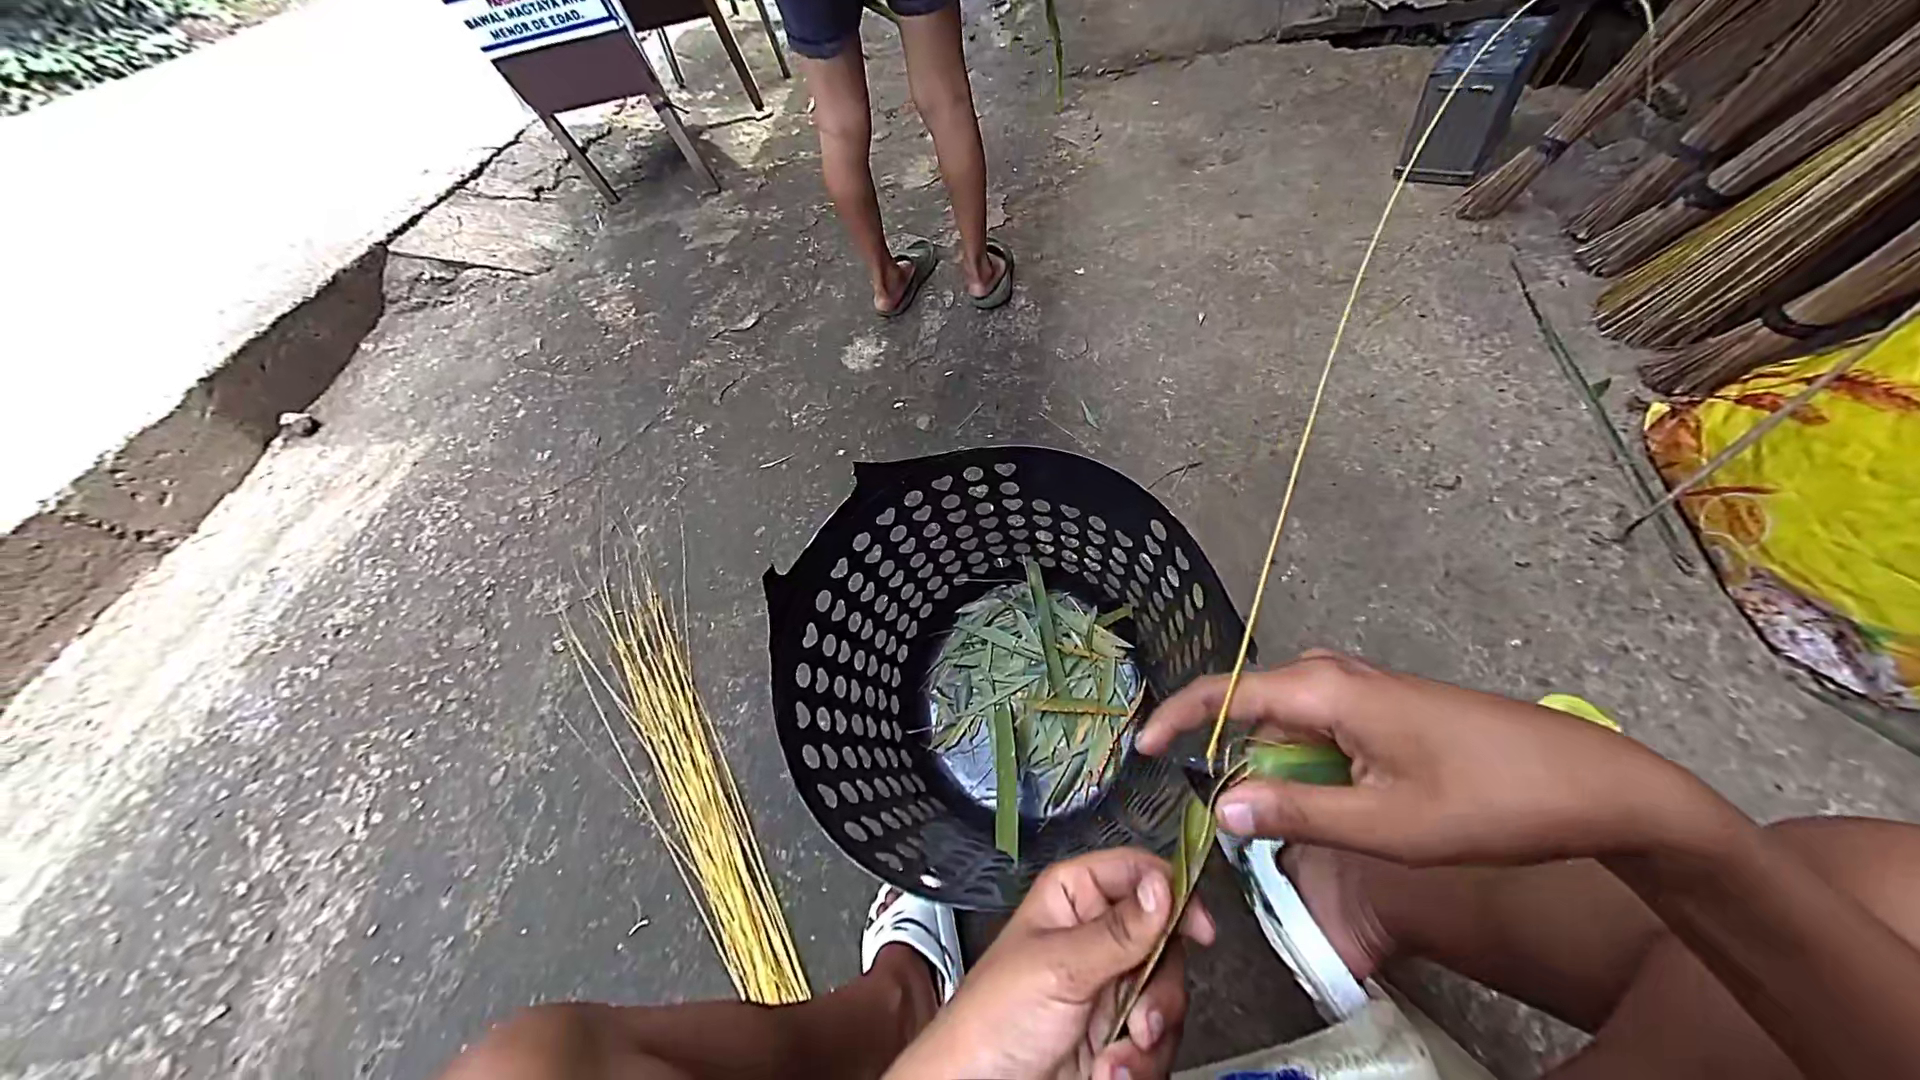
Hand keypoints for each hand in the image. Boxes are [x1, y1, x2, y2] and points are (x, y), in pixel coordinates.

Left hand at [885, 848, 1215, 1079]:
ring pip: (1167, 994)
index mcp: (1074, 896)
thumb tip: (1163, 886)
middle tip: (1142, 1013)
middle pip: (1164, 939)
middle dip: (1160, 986)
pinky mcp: (1117, 1032)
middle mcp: (1096, 934)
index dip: (1172, 892)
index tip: (1198, 925)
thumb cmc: (992, 1017)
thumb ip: (1118, 931)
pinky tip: (1108, 1071)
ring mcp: (1109, 985)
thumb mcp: (1059, 967)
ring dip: (1149, 1034)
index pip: (1136, 873)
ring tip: (1116, 1055)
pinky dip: (1140, 1064)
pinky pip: (1158, 1040)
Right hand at [1137, 651, 1741, 865]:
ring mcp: (1355, 686)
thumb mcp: (1387, 823)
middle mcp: (1329, 675)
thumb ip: (1294, 812)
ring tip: (1271, 811)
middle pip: (1249, 708)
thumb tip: (1221, 808)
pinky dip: (1299, 759)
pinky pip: (1313, 725)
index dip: (1175, 718)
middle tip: (1218, 807)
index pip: (1221, 693)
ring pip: (1282, 720)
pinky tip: (1320, 794)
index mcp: (1323, 690)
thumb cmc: (1492, 800)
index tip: (1143, 748)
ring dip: (1268, 762)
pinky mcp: (1375, 703)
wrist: (1598, 783)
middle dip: (1226, 754)